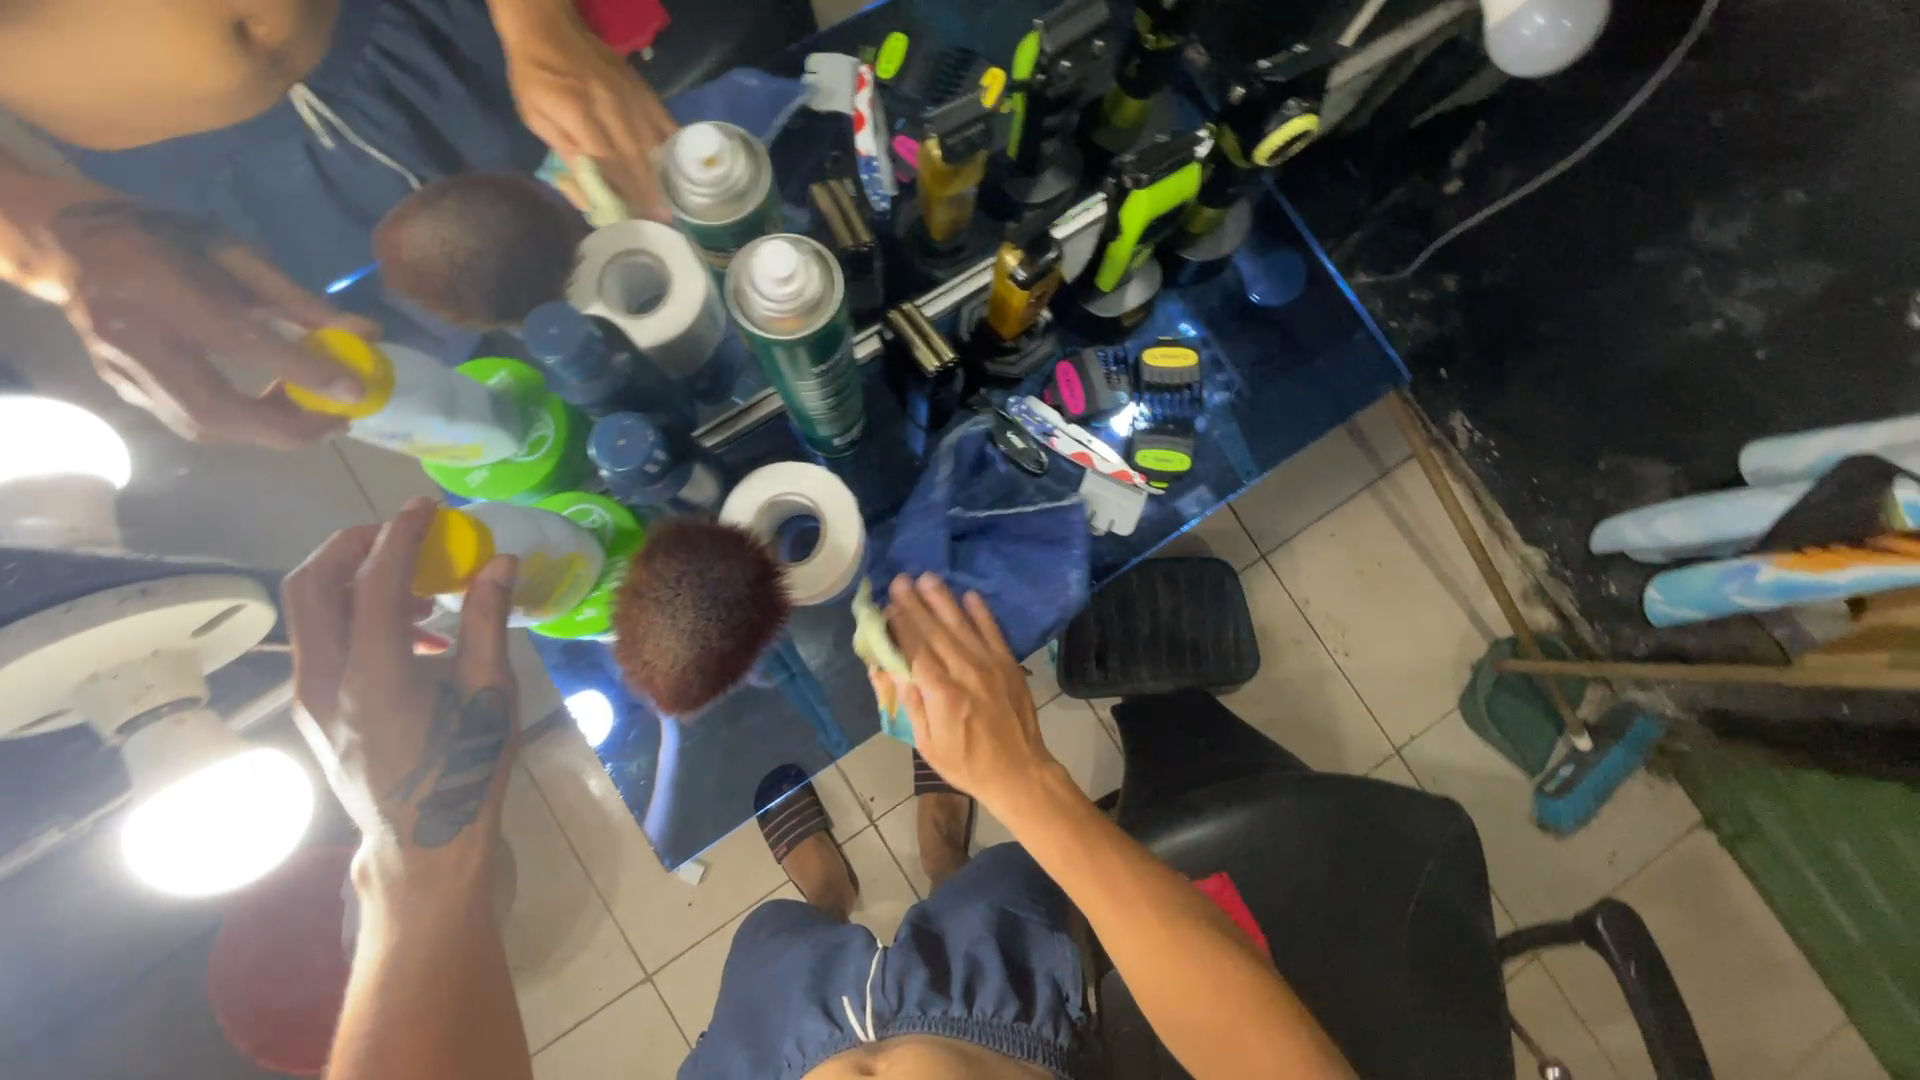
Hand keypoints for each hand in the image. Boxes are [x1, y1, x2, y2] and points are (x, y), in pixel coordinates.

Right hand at [30, 201, 380, 447]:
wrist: (73, 243)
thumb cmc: (167, 242)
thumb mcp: (235, 255)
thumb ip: (300, 300)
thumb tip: (368, 333)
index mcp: (156, 289)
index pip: (240, 344)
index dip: (304, 371)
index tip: (354, 390)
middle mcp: (129, 337)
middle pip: (215, 410)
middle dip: (288, 429)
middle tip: (340, 422)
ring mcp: (118, 368)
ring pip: (202, 426)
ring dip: (271, 431)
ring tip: (317, 414)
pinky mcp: (120, 386)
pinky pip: (190, 420)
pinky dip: (245, 425)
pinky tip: (278, 408)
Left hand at [283, 498, 520, 892]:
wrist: (423, 838)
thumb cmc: (467, 766)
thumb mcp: (491, 692)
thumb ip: (487, 621)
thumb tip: (501, 561)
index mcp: (375, 673)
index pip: (377, 581)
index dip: (402, 535)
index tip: (427, 506)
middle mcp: (325, 678)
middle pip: (312, 584)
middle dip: (354, 544)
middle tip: (403, 532)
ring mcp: (311, 697)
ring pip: (310, 612)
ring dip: (356, 580)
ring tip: (422, 588)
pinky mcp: (315, 710)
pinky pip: (322, 642)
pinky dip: (357, 616)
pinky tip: (414, 637)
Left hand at [500, 7, 676, 219]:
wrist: (548, 27)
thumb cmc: (535, 76)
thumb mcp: (535, 117)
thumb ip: (565, 152)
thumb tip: (589, 191)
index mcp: (577, 113)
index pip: (609, 163)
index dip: (626, 192)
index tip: (640, 218)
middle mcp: (610, 107)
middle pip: (636, 158)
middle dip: (649, 192)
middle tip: (662, 220)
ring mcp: (631, 98)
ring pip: (654, 145)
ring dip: (664, 176)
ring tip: (673, 203)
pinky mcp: (644, 92)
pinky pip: (665, 124)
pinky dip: (674, 149)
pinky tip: (681, 169)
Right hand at [874, 574, 1064, 814]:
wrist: (1019, 773)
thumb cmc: (966, 764)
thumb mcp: (927, 743)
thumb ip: (910, 702)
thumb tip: (888, 669)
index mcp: (943, 694)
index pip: (915, 650)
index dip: (900, 626)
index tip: (887, 607)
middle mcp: (966, 672)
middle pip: (935, 631)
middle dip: (915, 604)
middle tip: (900, 581)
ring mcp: (991, 665)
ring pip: (962, 625)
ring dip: (943, 600)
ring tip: (927, 578)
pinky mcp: (1009, 665)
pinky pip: (993, 632)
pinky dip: (981, 613)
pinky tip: (969, 595)